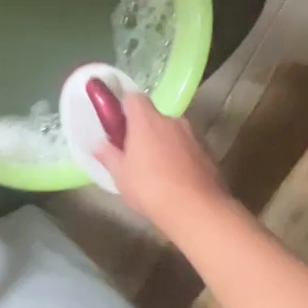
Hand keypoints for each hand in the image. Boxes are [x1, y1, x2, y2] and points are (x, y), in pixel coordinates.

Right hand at [94, 93, 226, 219]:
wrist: (195, 209)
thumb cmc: (149, 188)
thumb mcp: (120, 175)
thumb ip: (108, 156)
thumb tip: (99, 145)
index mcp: (147, 121)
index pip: (134, 98)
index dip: (123, 108)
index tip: (117, 125)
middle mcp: (172, 121)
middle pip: (153, 117)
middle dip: (143, 130)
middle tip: (133, 153)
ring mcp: (193, 135)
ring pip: (171, 132)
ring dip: (162, 144)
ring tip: (154, 170)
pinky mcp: (208, 151)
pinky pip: (186, 147)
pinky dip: (179, 156)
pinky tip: (173, 178)